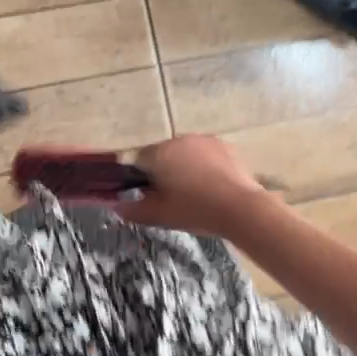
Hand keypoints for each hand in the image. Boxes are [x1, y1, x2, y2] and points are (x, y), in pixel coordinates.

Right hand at [119, 134, 277, 237]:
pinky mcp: (223, 144)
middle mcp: (178, 139)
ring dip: (185, 166)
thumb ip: (135, 210)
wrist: (240, 207)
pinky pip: (205, 153)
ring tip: (197, 193)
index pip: (139, 161)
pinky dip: (205, 165)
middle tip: (175, 198)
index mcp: (158, 153)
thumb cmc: (195, 210)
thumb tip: (116, 206)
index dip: (143, 179)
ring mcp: (202, 139)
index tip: (152, 196)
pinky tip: (214, 185)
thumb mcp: (161, 216)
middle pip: (163, 154)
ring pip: (185, 152)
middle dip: (165, 172)